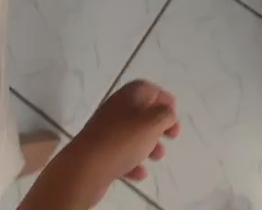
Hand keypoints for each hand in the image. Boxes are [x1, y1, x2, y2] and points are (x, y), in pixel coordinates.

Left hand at [21, 81, 180, 209]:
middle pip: (142, 112)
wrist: (86, 167)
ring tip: (158, 156)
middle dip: (159, 125)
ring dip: (148, 144)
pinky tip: (140, 173)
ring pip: (133, 134)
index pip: (150, 89)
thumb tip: (167, 113)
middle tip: (172, 136)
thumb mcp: (152, 123)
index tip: (175, 114)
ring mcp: (107, 130)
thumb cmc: (123, 140)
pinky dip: (133, 161)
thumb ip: (165, 115)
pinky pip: (121, 153)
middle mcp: (117, 108)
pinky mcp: (100, 151)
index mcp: (129, 94)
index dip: (165, 100)